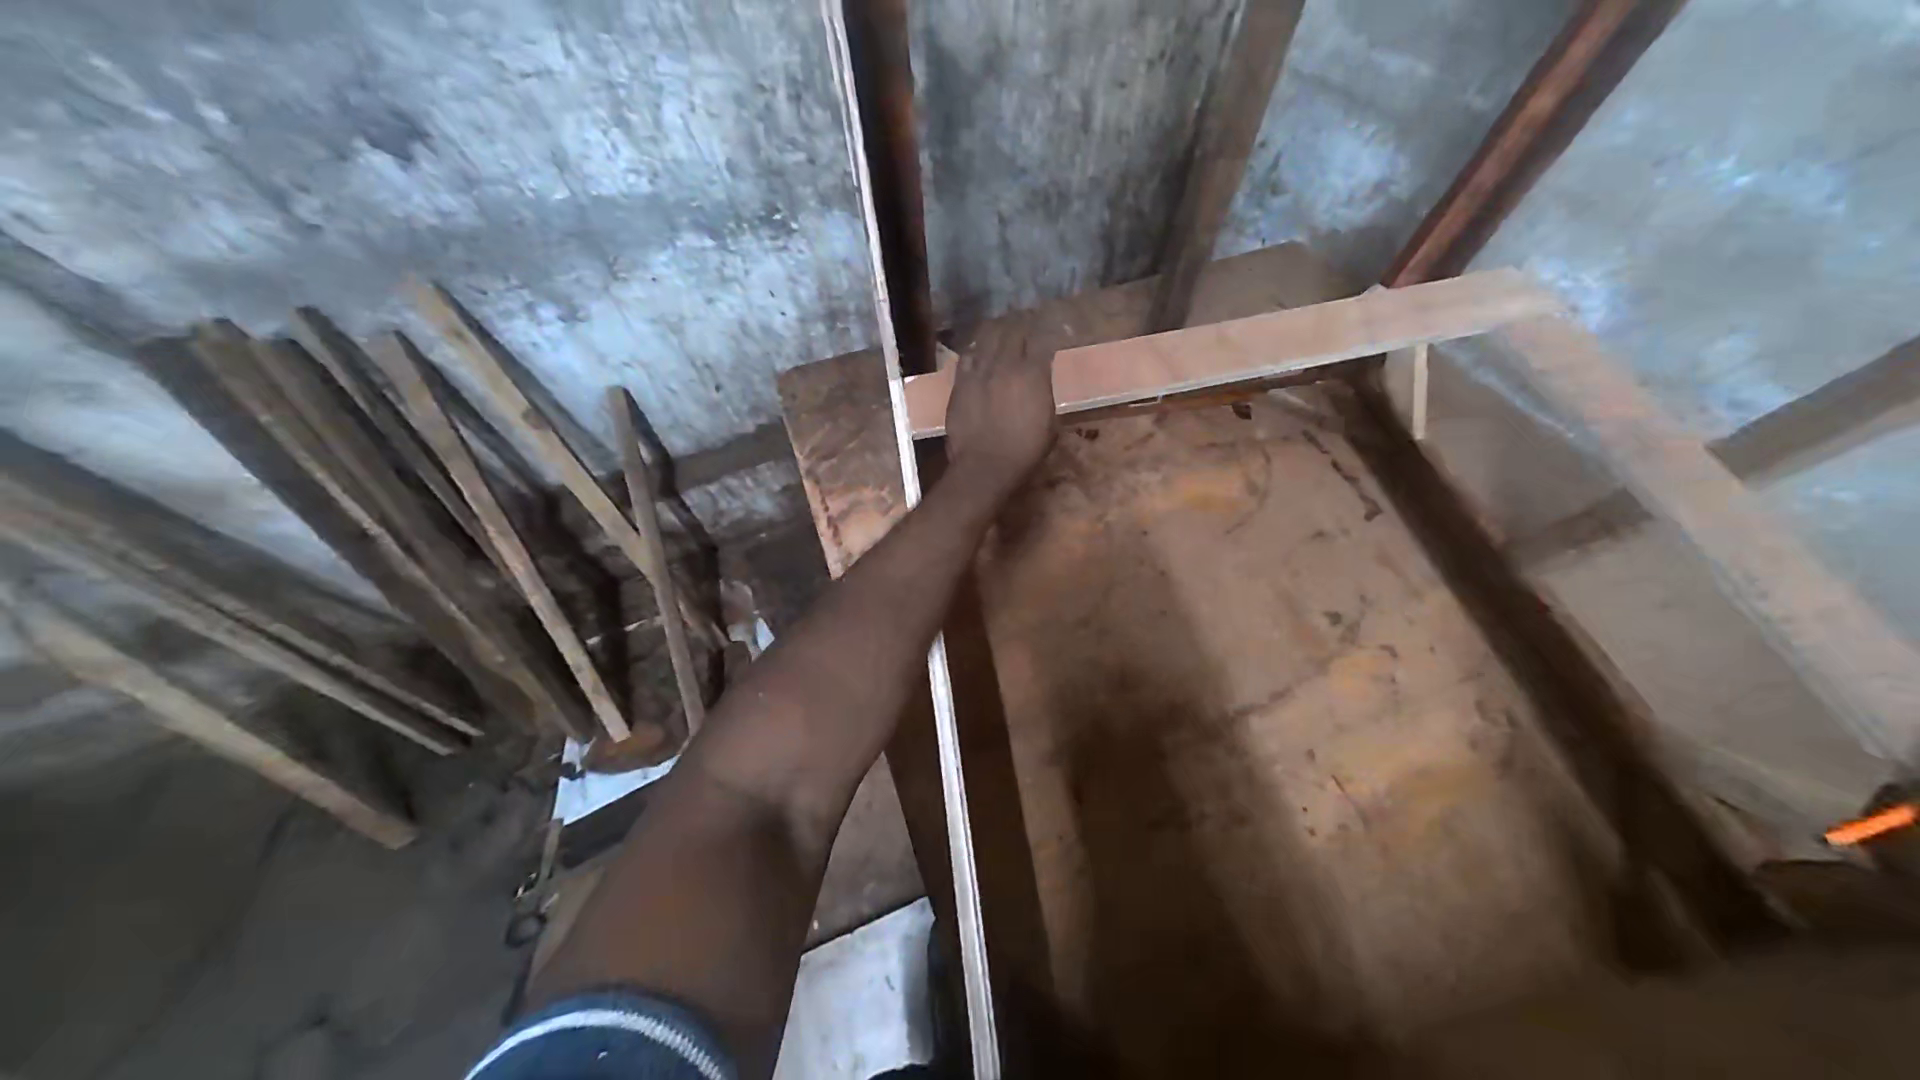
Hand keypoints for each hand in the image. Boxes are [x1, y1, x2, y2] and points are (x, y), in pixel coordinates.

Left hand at [941, 323, 1056, 499]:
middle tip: (1024, 319)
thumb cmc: (1025, 451)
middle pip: (1013, 331)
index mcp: (1034, 374)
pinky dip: (975, 348)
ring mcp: (980, 371)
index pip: (1041, 341)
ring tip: (1000, 325)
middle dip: (1020, 323)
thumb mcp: (1050, 424)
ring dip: (996, 329)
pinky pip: (967, 356)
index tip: (1047, 331)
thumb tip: (1040, 384)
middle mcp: (1006, 365)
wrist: (985, 465)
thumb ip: (1045, 396)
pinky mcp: (960, 382)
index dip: (1045, 333)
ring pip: (987, 337)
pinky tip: (977, 347)